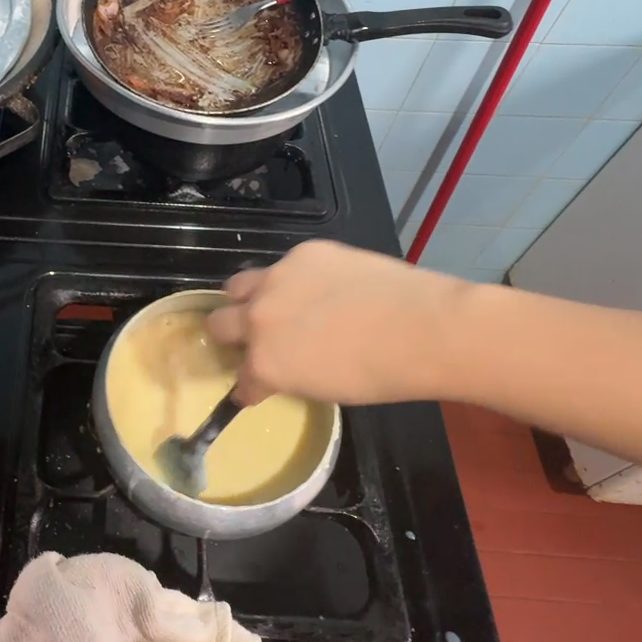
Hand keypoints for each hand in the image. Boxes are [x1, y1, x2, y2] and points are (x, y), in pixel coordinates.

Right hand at [204, 239, 473, 406]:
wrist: (423, 328)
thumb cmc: (382, 374)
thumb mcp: (324, 389)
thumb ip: (290, 374)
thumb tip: (286, 365)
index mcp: (264, 363)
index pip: (241, 379)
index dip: (250, 384)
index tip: (256, 385)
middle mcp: (258, 318)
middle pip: (218, 323)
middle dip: (229, 334)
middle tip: (252, 338)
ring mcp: (277, 279)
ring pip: (238, 284)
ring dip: (247, 298)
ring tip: (274, 303)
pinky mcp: (304, 252)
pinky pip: (284, 265)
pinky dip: (294, 278)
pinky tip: (324, 285)